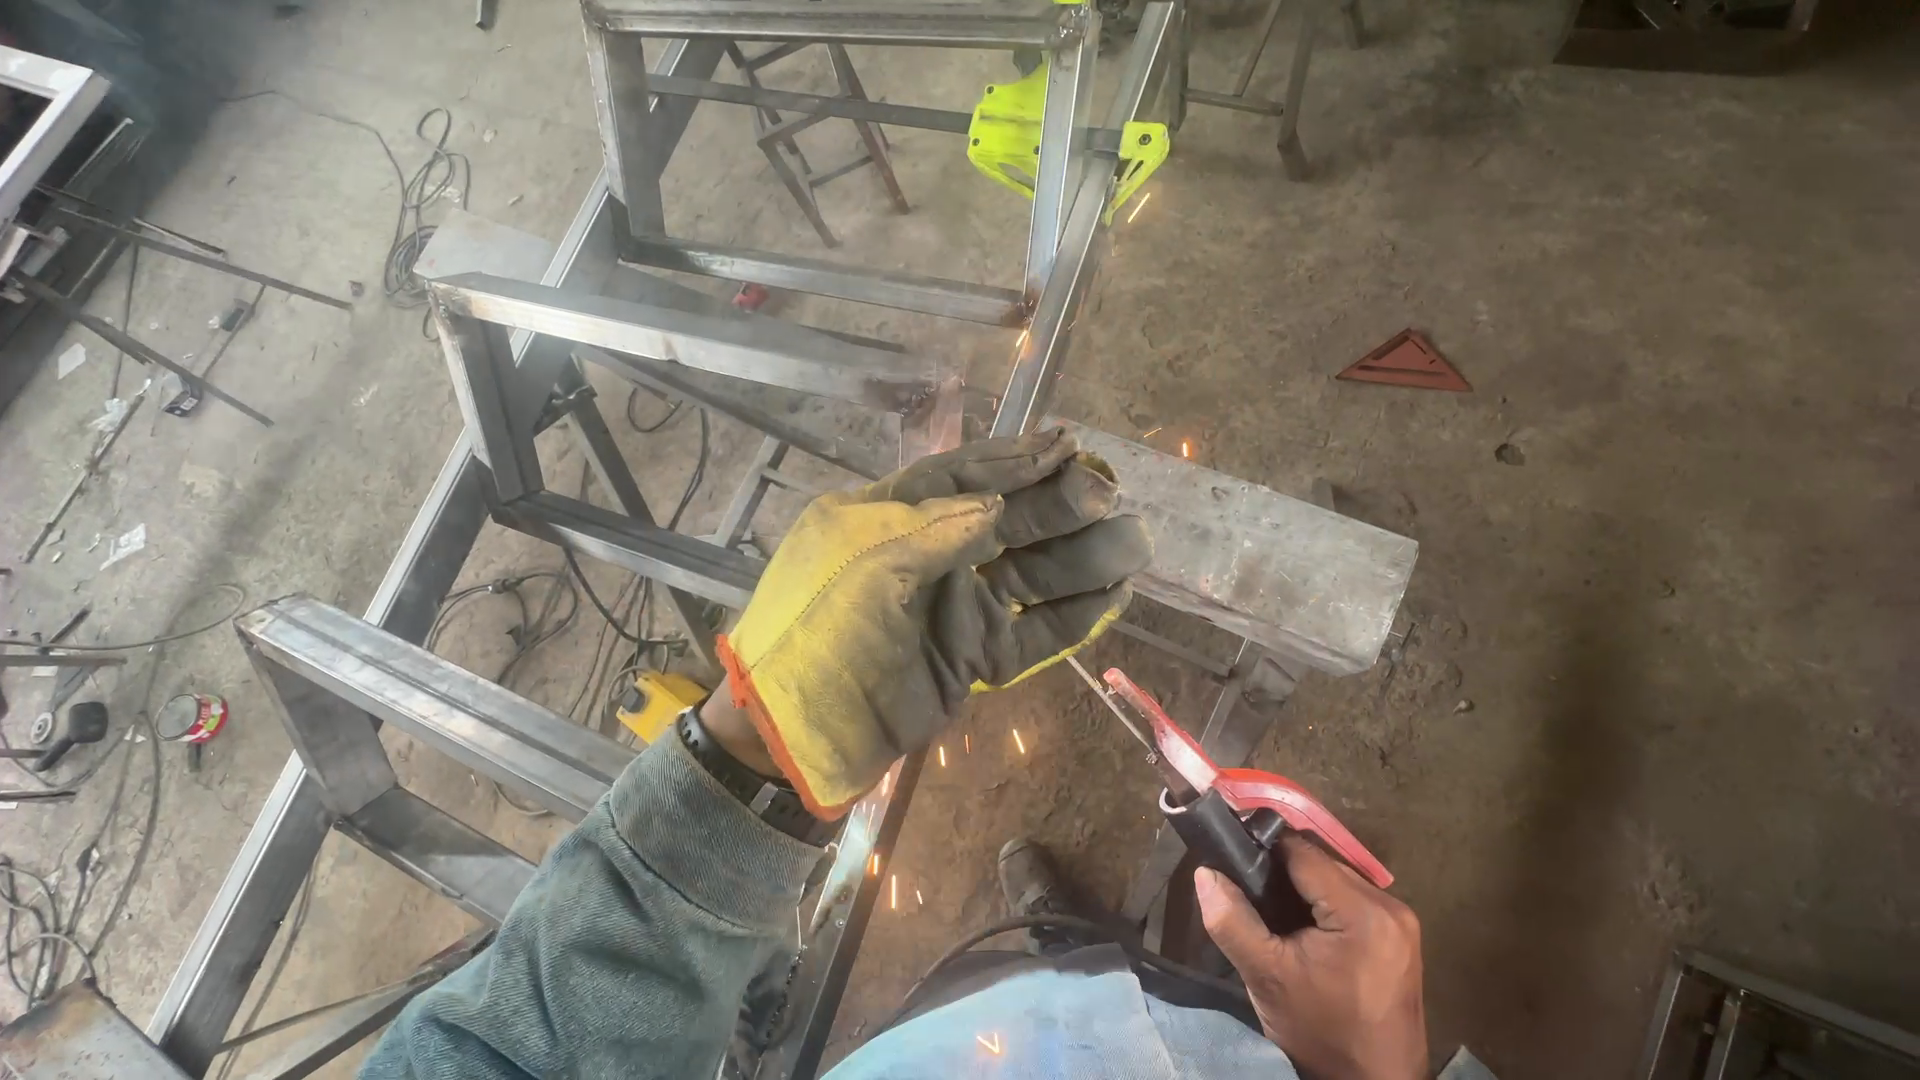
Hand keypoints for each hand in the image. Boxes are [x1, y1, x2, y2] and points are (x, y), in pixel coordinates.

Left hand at [717, 429, 1151, 817]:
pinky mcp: (972, 657)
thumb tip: (998, 502)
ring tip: (1134, 542)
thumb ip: (934, 527)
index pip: (960, 477)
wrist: (796, 736)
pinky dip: (1072, 617)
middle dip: (1058, 506)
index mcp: (888, 519)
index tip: (1067, 447)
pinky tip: (1115, 597)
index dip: (1013, 460)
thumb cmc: (817, 632)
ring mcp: (953, 608)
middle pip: (1006, 521)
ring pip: (1029, 576)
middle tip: (1108, 496)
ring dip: (1080, 558)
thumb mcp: (863, 563)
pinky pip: (1032, 633)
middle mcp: (928, 557)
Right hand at [1195, 835, 1426, 1079]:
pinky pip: (1352, 897)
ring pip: (1336, 877)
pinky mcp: (1401, 936)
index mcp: (1364, 912)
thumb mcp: (1265, 977)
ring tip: (1272, 912)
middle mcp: (1391, 906)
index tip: (1232, 860)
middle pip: (1321, 862)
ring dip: (1302, 885)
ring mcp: (1402, 921)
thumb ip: (1232, 921)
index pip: (1302, 851)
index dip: (1263, 850)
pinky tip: (1301, 926)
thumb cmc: (1321, 1032)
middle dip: (1282, 871)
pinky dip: (1323, 901)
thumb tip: (1204, 873)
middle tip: (1250, 893)